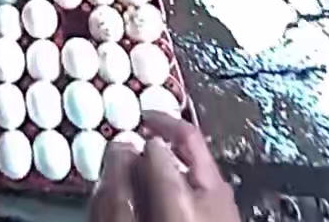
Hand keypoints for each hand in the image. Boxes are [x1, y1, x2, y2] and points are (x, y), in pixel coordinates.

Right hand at [88, 113, 240, 221]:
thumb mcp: (177, 203)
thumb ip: (162, 167)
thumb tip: (148, 141)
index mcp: (211, 183)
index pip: (187, 135)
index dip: (161, 120)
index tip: (137, 117)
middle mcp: (205, 197)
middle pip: (171, 159)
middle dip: (142, 153)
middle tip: (119, 153)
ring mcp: (194, 218)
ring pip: (161, 185)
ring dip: (137, 178)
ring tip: (117, 182)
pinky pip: (154, 207)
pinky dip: (136, 202)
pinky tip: (123, 208)